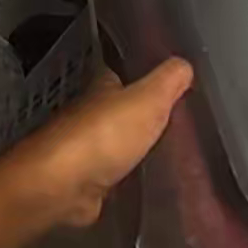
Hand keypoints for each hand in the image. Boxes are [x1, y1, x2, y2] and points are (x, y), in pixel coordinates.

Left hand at [7, 58, 193, 228]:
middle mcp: (90, 114)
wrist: (64, 184)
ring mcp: (86, 149)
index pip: (122, 74)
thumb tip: (183, 63)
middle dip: (144, 117)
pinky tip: (152, 183)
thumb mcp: (146, 100)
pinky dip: (130, 177)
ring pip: (118, 144)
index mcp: (100, 88)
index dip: (143, 77)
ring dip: (138, 148)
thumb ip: (166, 82)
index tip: (170, 86)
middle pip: (121, 111)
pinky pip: (116, 175)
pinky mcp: (87, 182)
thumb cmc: (104, 134)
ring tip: (175, 157)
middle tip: (181, 127)